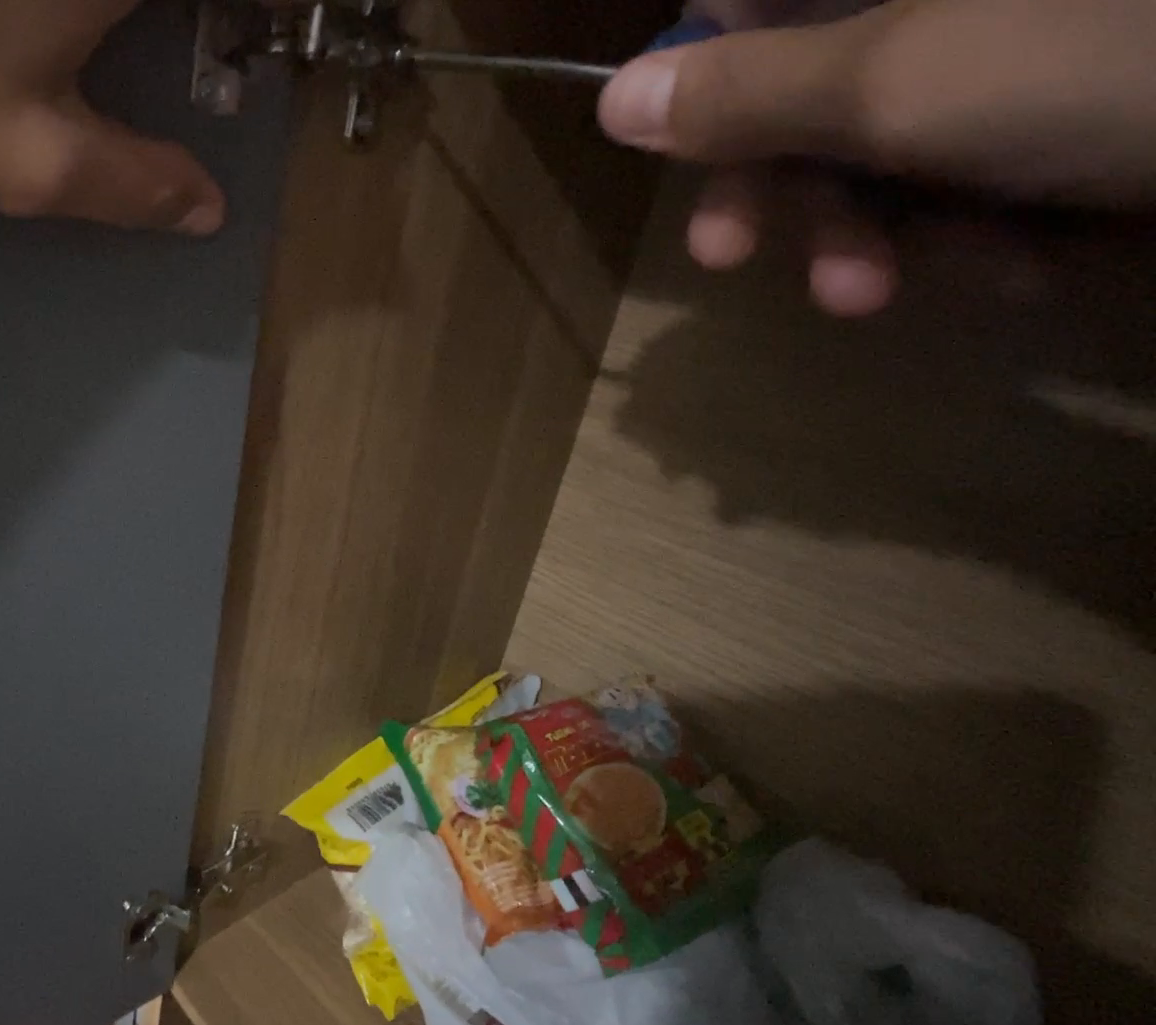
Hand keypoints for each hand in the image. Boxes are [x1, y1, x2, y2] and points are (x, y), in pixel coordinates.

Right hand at [596, 0, 1155, 314]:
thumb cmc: (1124, 63)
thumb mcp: (903, 83)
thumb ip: (746, 90)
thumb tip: (614, 98)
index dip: (706, 78)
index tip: (690, 160)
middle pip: (813, 74)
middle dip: (780, 185)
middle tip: (743, 260)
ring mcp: (1027, 35)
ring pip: (891, 134)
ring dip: (871, 230)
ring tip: (888, 294)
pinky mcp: (1087, 93)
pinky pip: (984, 155)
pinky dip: (974, 226)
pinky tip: (1012, 268)